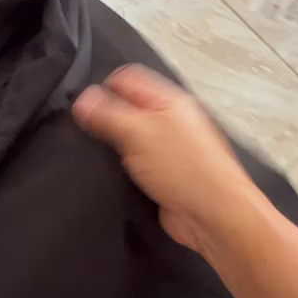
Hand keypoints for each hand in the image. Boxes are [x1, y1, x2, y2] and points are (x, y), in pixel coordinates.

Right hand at [71, 65, 272, 253]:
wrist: (215, 219)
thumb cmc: (184, 169)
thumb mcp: (137, 133)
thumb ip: (106, 113)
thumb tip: (81, 100)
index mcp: (168, 99)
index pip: (126, 78)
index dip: (102, 87)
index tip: (82, 107)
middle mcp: (169, 119)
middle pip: (126, 105)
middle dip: (104, 115)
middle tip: (83, 128)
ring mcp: (167, 147)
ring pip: (128, 133)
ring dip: (112, 141)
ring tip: (92, 149)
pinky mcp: (163, 173)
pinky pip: (133, 159)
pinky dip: (120, 162)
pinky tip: (108, 169)